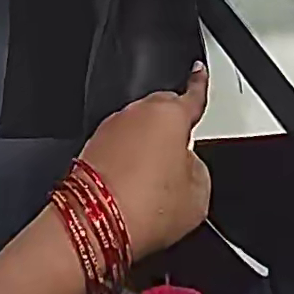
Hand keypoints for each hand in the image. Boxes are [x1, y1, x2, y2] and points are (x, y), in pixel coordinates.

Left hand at [76, 63, 211, 258]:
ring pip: (139, 128)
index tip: (199, 72)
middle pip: (162, 110)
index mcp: (169, 115)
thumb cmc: (143, 205)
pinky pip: (119, 143)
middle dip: (171, 128)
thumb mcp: (198, 194)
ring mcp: (112, 126)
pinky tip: (133, 184)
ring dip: (147, 146)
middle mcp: (137, 113)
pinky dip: (128, 157)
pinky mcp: (93, 143)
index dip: (199, 83)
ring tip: (153, 184)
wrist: (95, 222)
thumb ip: (199, 167)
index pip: (192, 94)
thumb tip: (187, 164)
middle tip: (179, 160)